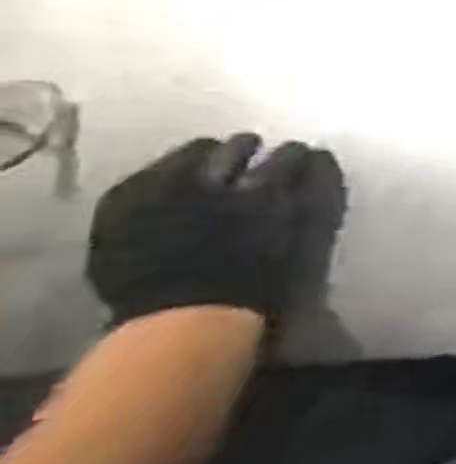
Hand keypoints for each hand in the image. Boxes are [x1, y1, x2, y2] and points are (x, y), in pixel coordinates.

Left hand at [86, 134, 346, 325]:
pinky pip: (153, 170)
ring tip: (217, 163)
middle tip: (259, 153)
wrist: (185, 318)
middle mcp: (219, 183)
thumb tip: (321, 164)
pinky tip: (177, 180)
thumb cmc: (258, 282)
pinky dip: (170, 171)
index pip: (293, 156)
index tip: (306, 157)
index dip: (301, 156)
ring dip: (214, 154)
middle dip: (254, 149)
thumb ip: (309, 200)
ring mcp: (167, 190)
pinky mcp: (127, 199)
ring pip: (199, 149)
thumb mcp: (299, 239)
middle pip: (242, 145)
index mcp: (268, 195)